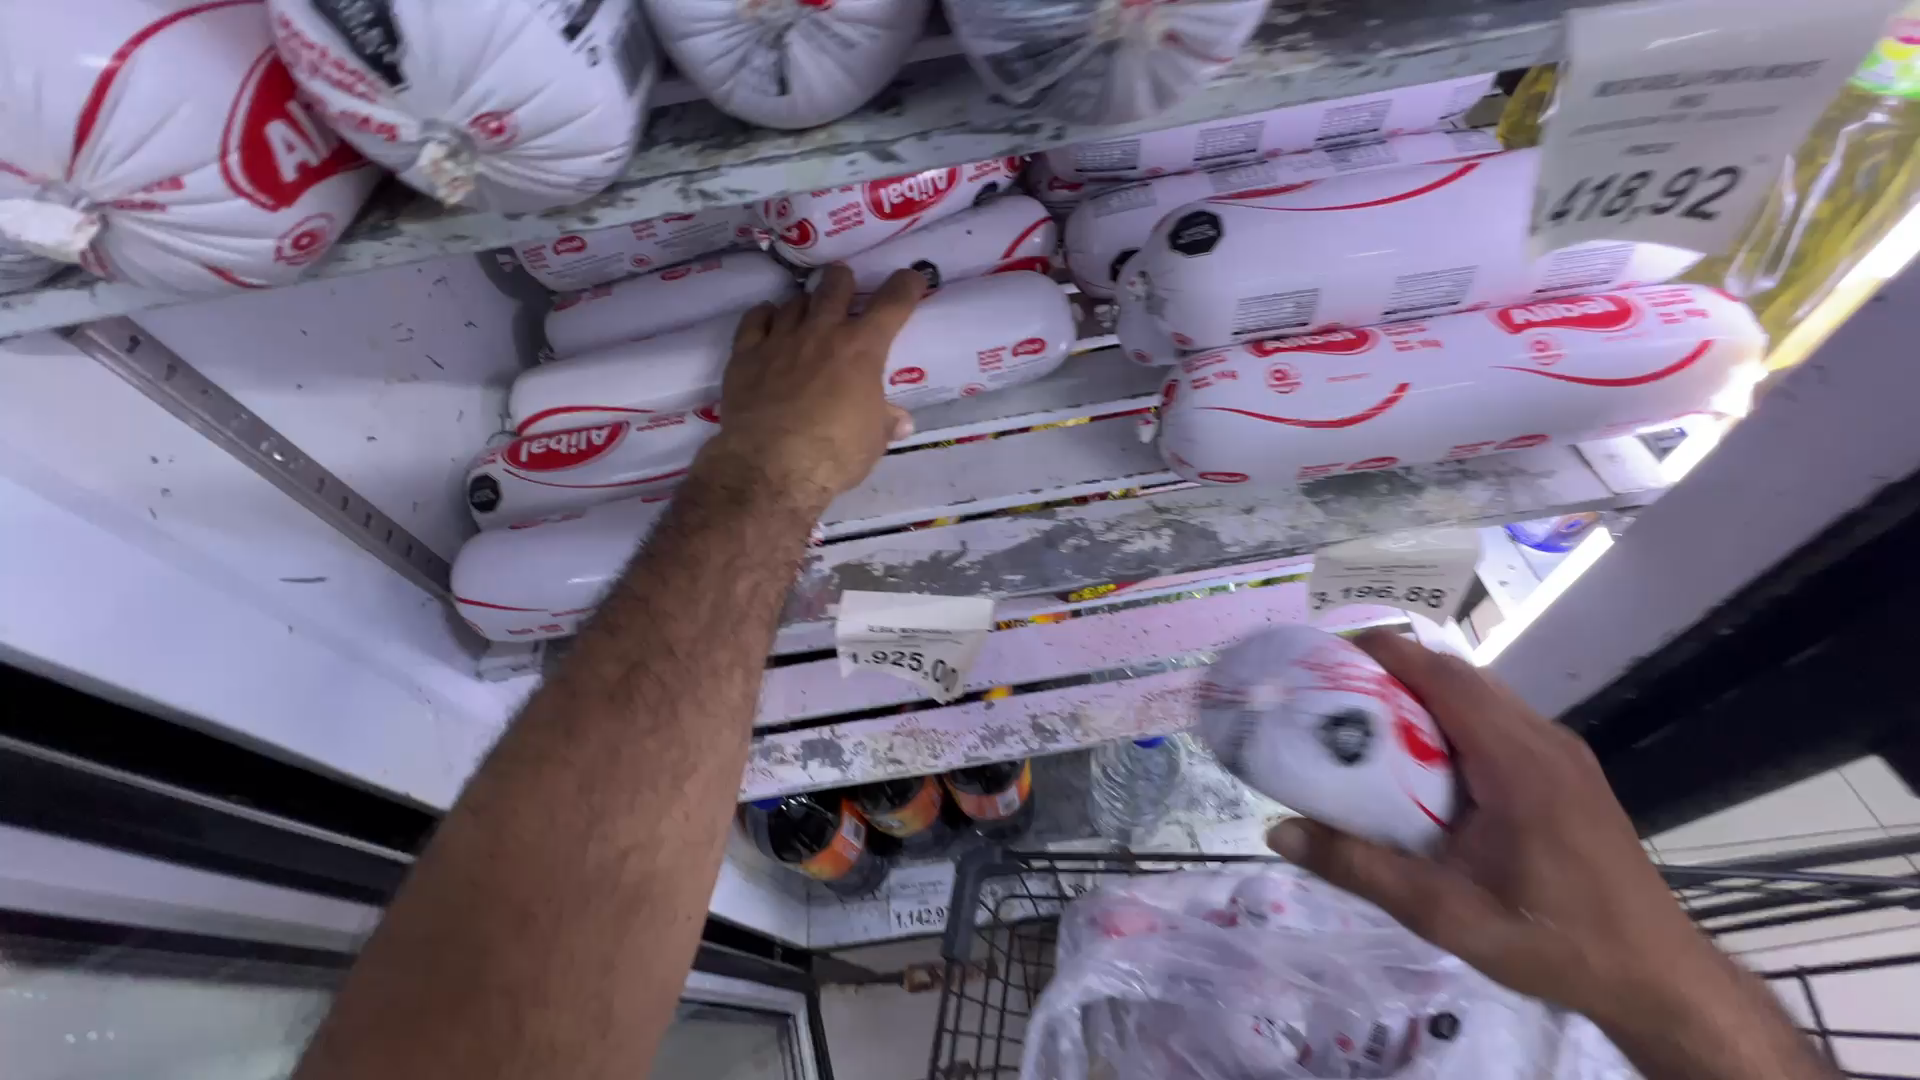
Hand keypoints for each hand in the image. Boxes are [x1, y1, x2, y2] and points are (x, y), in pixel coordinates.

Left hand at [695, 264, 924, 510]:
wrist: (772, 468)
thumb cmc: (835, 455)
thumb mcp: (873, 441)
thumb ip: (885, 423)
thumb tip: (900, 422)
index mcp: (861, 350)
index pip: (891, 304)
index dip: (905, 286)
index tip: (911, 279)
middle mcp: (821, 333)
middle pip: (834, 285)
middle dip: (843, 280)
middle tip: (845, 287)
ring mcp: (780, 340)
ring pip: (795, 301)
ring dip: (806, 303)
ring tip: (808, 314)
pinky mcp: (746, 355)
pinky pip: (755, 319)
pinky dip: (765, 315)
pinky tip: (769, 318)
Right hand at [1264, 630, 1721, 1029]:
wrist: (1660, 981)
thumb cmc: (1553, 942)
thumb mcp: (1446, 915)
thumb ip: (1360, 868)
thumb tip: (1278, 830)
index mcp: (1517, 763)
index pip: (1445, 676)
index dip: (1385, 652)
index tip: (1328, 655)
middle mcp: (1543, 741)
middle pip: (1458, 674)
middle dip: (1393, 668)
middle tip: (1334, 689)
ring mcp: (1560, 751)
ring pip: (1479, 691)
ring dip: (1421, 689)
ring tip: (1366, 715)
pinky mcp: (1566, 767)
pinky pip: (1496, 715)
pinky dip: (1449, 713)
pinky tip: (1421, 754)